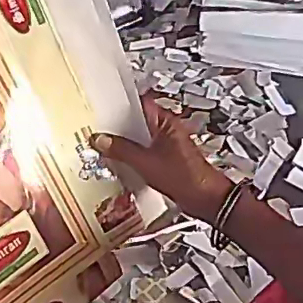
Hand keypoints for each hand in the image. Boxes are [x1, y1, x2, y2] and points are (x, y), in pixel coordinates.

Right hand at [91, 95, 234, 220]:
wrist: (205, 200)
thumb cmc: (187, 178)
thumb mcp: (146, 162)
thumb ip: (121, 150)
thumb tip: (101, 140)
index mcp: (166, 122)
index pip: (139, 103)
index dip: (120, 103)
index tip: (102, 106)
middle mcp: (166, 132)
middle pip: (136, 123)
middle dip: (117, 127)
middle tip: (98, 129)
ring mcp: (166, 147)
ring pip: (139, 140)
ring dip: (123, 144)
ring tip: (104, 146)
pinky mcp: (164, 162)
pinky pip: (143, 154)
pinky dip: (131, 157)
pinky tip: (119, 163)